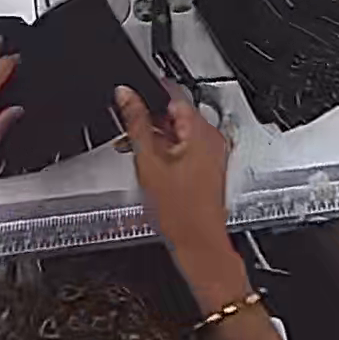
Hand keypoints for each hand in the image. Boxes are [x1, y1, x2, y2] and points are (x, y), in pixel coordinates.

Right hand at [115, 87, 245, 306]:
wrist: (198, 246)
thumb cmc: (180, 211)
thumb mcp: (148, 160)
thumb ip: (135, 121)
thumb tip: (125, 94)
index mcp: (201, 130)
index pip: (172, 93)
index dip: (147, 92)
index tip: (130, 94)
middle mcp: (212, 138)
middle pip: (175, 112)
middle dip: (148, 119)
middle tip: (127, 129)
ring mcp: (212, 153)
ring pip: (178, 130)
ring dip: (155, 135)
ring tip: (134, 148)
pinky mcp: (208, 167)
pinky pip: (184, 146)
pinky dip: (166, 149)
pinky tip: (150, 163)